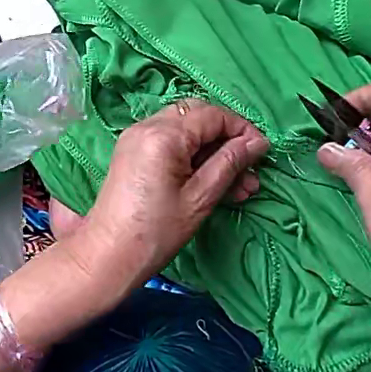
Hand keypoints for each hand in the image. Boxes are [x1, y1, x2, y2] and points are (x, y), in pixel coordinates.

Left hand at [66, 99, 268, 290]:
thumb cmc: (156, 232)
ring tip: (240, 185)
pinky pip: (171, 141)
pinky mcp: (134, 152)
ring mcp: (137, 137)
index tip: (262, 154)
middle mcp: (147, 126)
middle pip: (199, 116)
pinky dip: (194, 155)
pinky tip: (215, 182)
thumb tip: (258, 143)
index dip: (243, 130)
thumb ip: (230, 163)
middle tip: (250, 169)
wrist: (108, 256)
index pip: (214, 115)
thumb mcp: (200, 198)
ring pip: (187, 129)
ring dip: (214, 150)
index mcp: (163, 135)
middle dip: (228, 139)